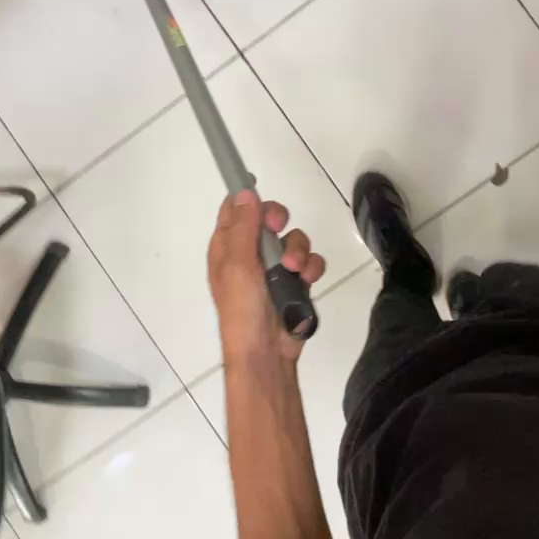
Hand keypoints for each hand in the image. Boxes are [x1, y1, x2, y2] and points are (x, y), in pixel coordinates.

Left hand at [208, 192, 326, 365]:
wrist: (266, 353)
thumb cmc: (243, 309)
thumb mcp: (238, 265)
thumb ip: (244, 227)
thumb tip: (244, 192)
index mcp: (227, 247)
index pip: (234, 210)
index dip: (245, 197)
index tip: (256, 184)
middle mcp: (249, 253)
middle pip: (268, 218)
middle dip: (278, 220)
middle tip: (278, 227)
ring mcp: (273, 268)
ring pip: (293, 239)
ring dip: (298, 250)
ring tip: (294, 270)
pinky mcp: (295, 283)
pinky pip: (309, 262)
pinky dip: (311, 268)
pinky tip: (307, 280)